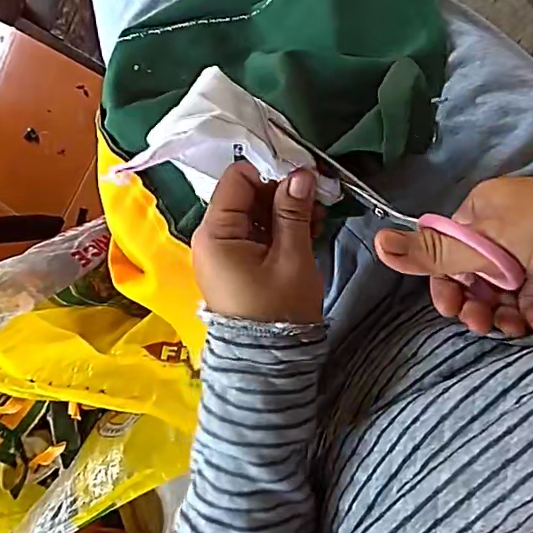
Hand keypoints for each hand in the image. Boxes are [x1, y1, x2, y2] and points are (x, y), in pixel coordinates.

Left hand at [194, 162, 325, 323]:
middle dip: (284, 191)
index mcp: (216, 232)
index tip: (306, 176)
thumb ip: (293, 211)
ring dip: (287, 210)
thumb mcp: (292, 257)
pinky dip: (282, 228)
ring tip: (318, 218)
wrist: (271, 361)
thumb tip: (302, 174)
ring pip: (256, 213)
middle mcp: (213, 236)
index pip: (238, 178)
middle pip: (247, 194)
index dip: (272, 171)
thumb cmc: (280, 308)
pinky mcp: (238, 262)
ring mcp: (224, 250)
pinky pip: (258, 233)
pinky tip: (309, 230)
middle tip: (319, 198)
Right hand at [374, 177, 532, 336]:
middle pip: (475, 280)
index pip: (449, 255)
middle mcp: (503, 235)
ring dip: (507, 317)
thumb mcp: (489, 241)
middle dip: (478, 307)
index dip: (446, 286)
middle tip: (485, 325)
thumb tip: (378, 243)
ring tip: (522, 327)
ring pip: (503, 296)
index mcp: (482, 215)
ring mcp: (530, 257)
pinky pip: (532, 302)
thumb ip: (436, 252)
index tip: (452, 310)